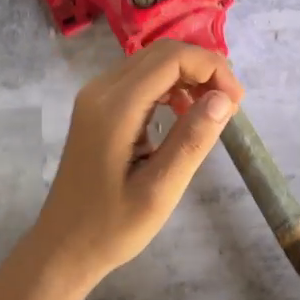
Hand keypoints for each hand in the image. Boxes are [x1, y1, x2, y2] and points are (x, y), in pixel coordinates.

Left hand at [31, 40, 243, 287]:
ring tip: (213, 110)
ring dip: (187, 75)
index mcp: (114, 107)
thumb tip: (224, 98)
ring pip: (151, 62)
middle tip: (230, 105)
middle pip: (161, 53)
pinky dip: (168, 85)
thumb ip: (191, 141)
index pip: (170, 58)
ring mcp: (96, 94)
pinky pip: (139, 78)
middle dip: (202, 68)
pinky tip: (183, 113)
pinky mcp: (97, 105)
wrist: (63, 246)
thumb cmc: (111, 227)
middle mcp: (101, 89)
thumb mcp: (160, 191)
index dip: (210, 68)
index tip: (237, 101)